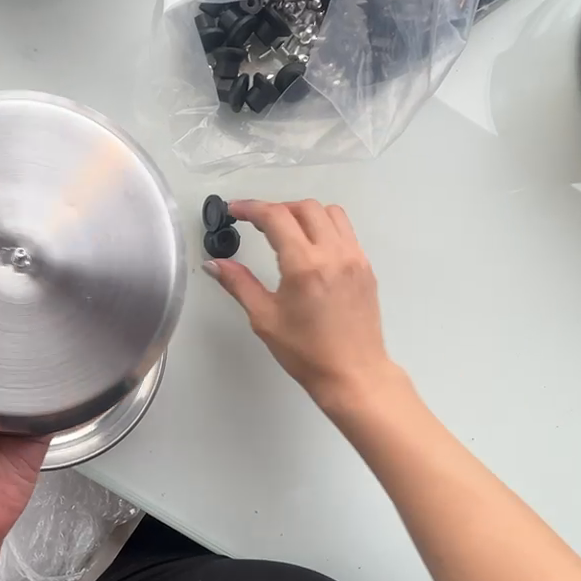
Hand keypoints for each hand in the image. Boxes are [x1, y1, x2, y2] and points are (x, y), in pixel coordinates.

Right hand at [205, 199, 401, 412]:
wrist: (352, 373)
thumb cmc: (306, 352)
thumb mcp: (264, 318)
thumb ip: (239, 284)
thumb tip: (214, 264)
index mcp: (304, 266)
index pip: (276, 217)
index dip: (251, 208)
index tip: (235, 210)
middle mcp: (333, 254)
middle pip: (304, 207)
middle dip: (277, 208)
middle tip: (257, 224)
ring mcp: (354, 258)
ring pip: (330, 213)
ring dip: (304, 213)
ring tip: (286, 231)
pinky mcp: (366, 267)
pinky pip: (346, 231)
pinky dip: (325, 228)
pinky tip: (311, 248)